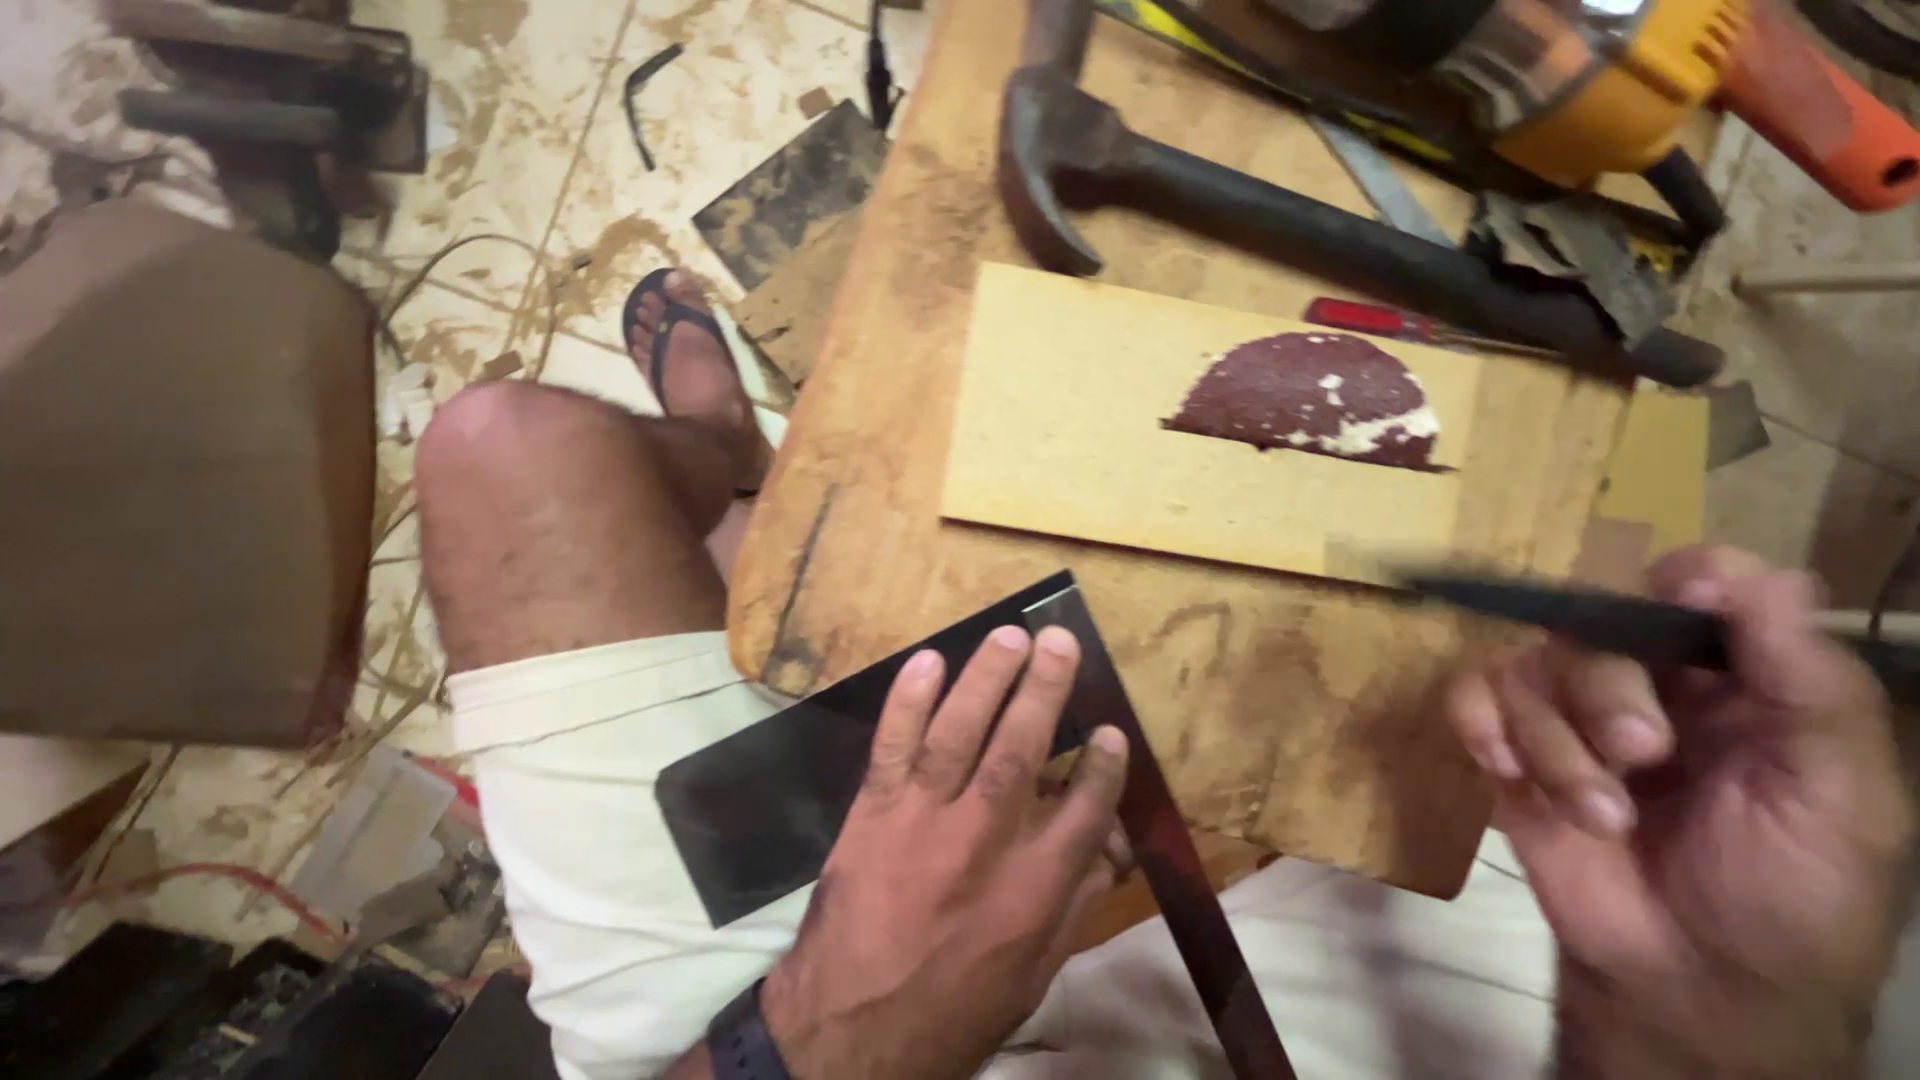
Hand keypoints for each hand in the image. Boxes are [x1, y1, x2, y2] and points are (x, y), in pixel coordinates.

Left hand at [759, 625, 1131, 1079]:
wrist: (846, 1036)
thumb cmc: (950, 1012)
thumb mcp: (1031, 976)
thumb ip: (1074, 906)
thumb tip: (1109, 847)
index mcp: (1032, 890)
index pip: (1083, 808)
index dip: (1104, 765)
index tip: (1112, 728)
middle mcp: (983, 842)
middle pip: (1022, 750)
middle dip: (1046, 691)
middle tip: (1061, 641)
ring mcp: (922, 820)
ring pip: (960, 733)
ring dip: (986, 678)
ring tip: (1010, 635)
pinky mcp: (873, 812)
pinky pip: (892, 744)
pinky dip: (908, 700)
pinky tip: (927, 660)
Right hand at [1447, 546, 1914, 1076]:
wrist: (1688, 981)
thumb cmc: (1790, 896)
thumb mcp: (1842, 800)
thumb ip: (1811, 688)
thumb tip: (1766, 576)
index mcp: (1735, 680)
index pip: (1700, 585)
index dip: (1688, 579)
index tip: (1687, 599)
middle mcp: (1644, 682)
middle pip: (1594, 620)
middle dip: (1607, 686)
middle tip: (1640, 753)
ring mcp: (1565, 714)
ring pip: (1528, 665)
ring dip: (1555, 741)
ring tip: (1598, 815)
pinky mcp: (1504, 746)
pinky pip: (1469, 697)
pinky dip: (1481, 726)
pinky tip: (1506, 773)